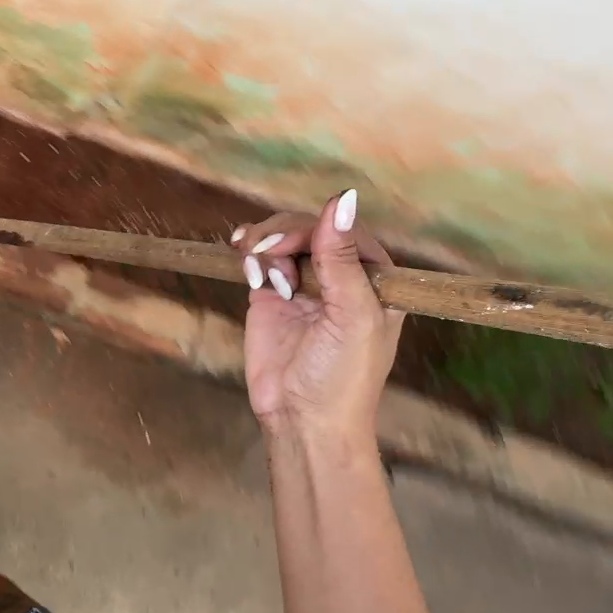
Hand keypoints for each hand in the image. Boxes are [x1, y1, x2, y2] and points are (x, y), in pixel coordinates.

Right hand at [233, 190, 403, 443]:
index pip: (343, 232)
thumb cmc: (343, 374)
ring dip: (262, 245)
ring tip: (256, 270)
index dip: (314, 231)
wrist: (302, 416)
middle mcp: (337, 277)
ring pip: (279, 240)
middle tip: (264, 257)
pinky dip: (247, 254)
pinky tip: (240, 258)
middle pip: (307, 231)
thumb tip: (341, 196)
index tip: (286, 247)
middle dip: (282, 237)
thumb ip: (342, 257)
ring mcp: (301, 285)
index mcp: (372, 279)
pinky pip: (257, 260)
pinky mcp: (268, 295)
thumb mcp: (352, 314)